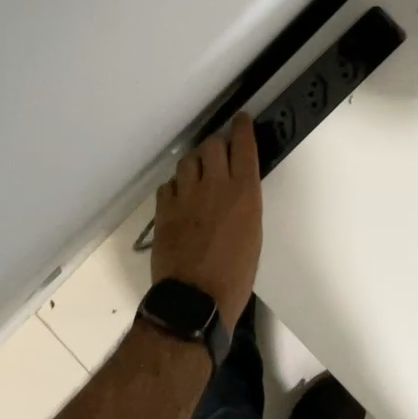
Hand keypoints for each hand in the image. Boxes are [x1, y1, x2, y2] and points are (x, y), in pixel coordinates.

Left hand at [151, 114, 262, 320]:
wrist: (196, 299)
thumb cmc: (235, 276)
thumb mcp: (252, 235)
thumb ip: (244, 205)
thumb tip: (236, 192)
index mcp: (244, 193)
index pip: (243, 145)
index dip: (242, 128)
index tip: (241, 119)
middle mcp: (216, 185)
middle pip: (212, 145)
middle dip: (216, 145)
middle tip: (218, 154)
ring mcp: (186, 195)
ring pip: (188, 160)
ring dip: (194, 164)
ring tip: (197, 176)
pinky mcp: (164, 208)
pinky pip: (169, 184)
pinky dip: (176, 187)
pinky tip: (179, 198)